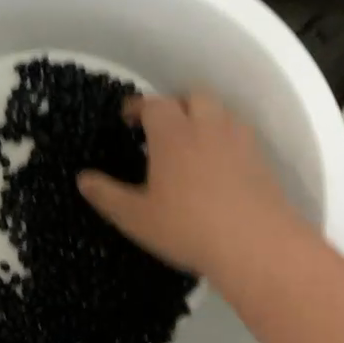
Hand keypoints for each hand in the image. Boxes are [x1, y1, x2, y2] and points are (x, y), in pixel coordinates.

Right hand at [77, 92, 303, 275]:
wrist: (257, 245)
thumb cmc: (187, 227)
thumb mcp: (135, 217)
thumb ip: (106, 195)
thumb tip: (83, 179)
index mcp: (172, 134)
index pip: (153, 104)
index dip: (137, 107)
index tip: (127, 118)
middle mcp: (207, 127)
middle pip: (191, 97)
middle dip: (173, 105)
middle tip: (159, 127)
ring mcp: (238, 140)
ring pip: (219, 112)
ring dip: (201, 117)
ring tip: (188, 141)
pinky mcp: (260, 158)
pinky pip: (238, 133)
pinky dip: (222, 137)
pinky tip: (215, 163)